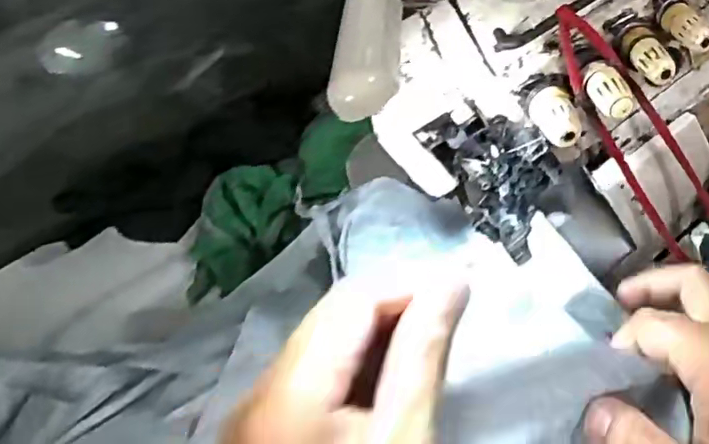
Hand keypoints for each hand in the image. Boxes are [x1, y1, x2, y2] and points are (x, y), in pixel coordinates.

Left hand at [222, 277, 468, 443]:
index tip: (458, 299)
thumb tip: (453, 279)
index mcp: (287, 391)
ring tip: (421, 349)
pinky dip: (353, 363)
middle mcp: (256, 394)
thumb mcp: (404, 437)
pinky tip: (382, 386)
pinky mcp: (257, 438)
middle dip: (395, 305)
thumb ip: (425, 349)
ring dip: (376, 332)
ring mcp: (250, 420)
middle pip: (335, 312)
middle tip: (445, 321)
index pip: (358, 296)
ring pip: (322, 338)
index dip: (411, 287)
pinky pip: (310, 373)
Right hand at [585, 265, 708, 443]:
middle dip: (655, 284)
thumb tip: (597, 410)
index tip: (601, 372)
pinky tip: (684, 363)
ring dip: (678, 304)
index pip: (653, 322)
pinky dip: (698, 327)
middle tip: (620, 300)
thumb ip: (637, 436)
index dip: (622, 341)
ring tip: (647, 330)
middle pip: (692, 282)